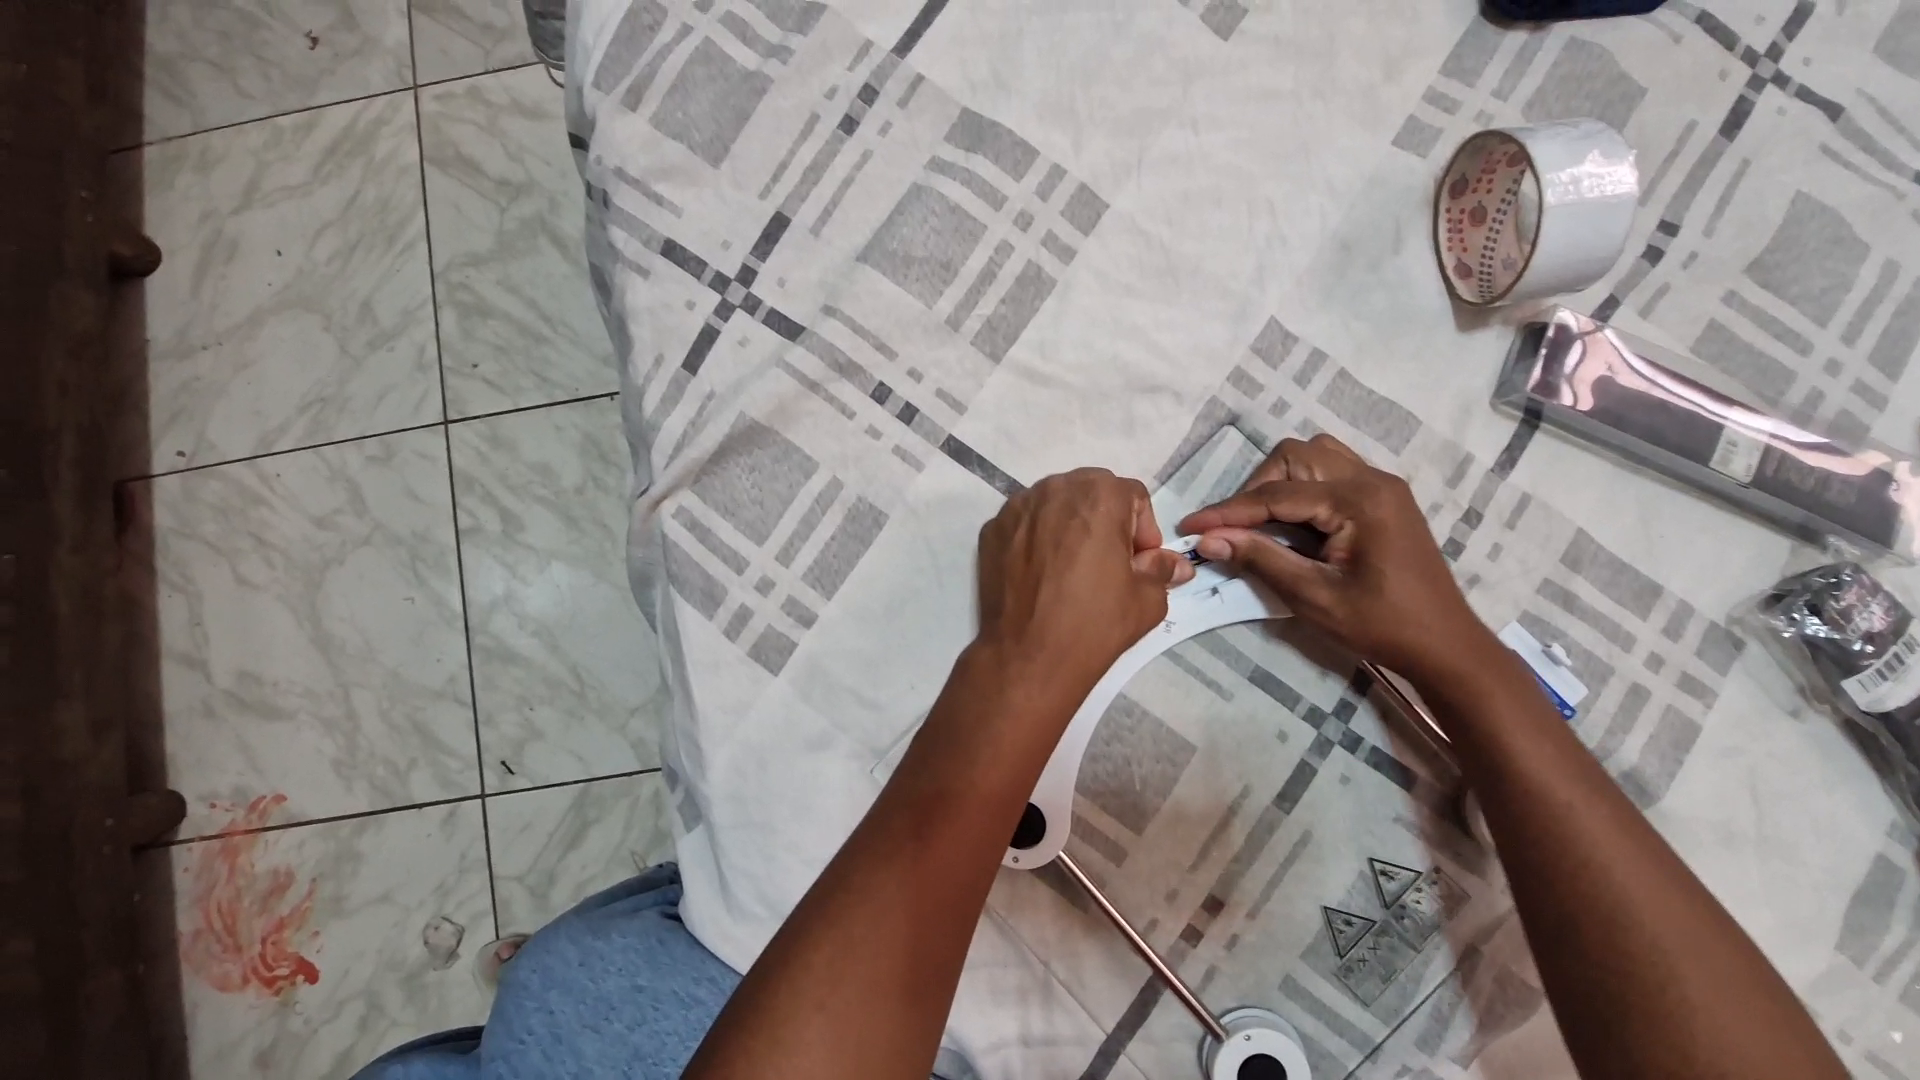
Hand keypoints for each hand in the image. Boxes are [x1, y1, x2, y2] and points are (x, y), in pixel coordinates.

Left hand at [975, 468, 1194, 697]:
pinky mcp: (992, 529)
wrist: (1027, 656)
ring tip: (1072, 566)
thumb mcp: (1147, 600)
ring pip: (1055, 504)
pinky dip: (1037, 537)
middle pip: (1092, 492)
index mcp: (1100, 496)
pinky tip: (1042, 573)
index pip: (1133, 496)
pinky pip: (1025, 523)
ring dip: (1070, 525)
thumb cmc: (1094, 624)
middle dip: (1106, 519)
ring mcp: (1018, 507)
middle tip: (1108, 561)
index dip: (1143, 529)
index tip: (1139, 562)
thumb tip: (1174, 563)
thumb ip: (1161, 570)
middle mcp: (1056, 488)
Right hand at [1177, 434, 1491, 682]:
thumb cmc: (1381, 625)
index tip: (1189, 526)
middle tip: (1234, 530)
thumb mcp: (1313, 597)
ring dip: (1278, 482)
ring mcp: (1381, 485)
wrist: (1444, 644)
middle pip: (1294, 458)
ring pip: (1313, 457)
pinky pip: (1331, 471)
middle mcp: (1372, 480)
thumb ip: (1260, 559)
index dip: (1228, 511)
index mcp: (1359, 501)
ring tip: (1260, 522)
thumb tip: (1208, 540)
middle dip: (1255, 489)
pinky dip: (1302, 487)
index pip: (1276, 495)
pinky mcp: (1383, 497)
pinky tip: (1291, 521)